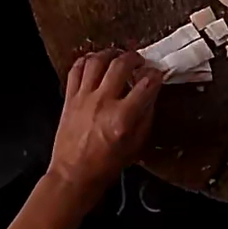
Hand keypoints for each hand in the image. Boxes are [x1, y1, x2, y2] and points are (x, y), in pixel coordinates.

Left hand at [47, 49, 161, 198]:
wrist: (73, 174)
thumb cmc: (106, 165)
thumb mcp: (136, 145)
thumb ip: (145, 117)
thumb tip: (151, 94)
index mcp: (122, 117)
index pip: (146, 85)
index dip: (156, 75)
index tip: (158, 74)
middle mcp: (103, 102)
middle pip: (120, 65)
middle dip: (134, 58)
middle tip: (139, 61)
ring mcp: (83, 98)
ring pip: (96, 62)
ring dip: (109, 54)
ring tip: (117, 56)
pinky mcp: (69, 98)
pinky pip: (75, 70)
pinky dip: (85, 61)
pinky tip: (94, 61)